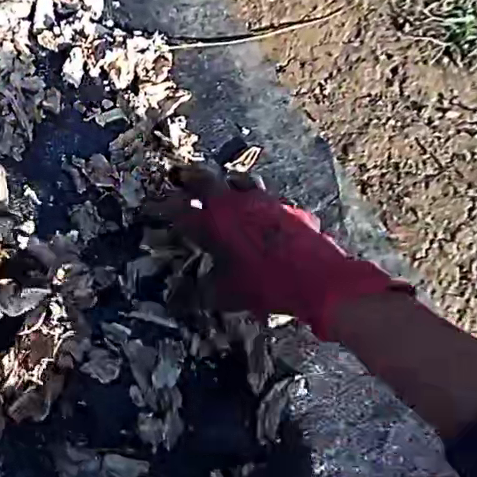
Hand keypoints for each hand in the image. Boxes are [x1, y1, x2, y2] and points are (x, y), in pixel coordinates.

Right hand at [159, 165, 406, 338]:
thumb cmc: (266, 285)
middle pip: (206, 181)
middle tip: (179, 176)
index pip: (178, 210)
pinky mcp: (291, 210)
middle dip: (190, 179)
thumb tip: (180, 299)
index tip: (153, 205)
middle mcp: (236, 206)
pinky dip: (260, 205)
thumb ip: (202, 291)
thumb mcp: (226, 294)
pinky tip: (263, 215)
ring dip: (227, 183)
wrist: (322, 281)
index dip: (163, 206)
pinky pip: (270, 201)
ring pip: (240, 182)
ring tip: (221, 185)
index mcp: (213, 224)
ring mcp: (266, 203)